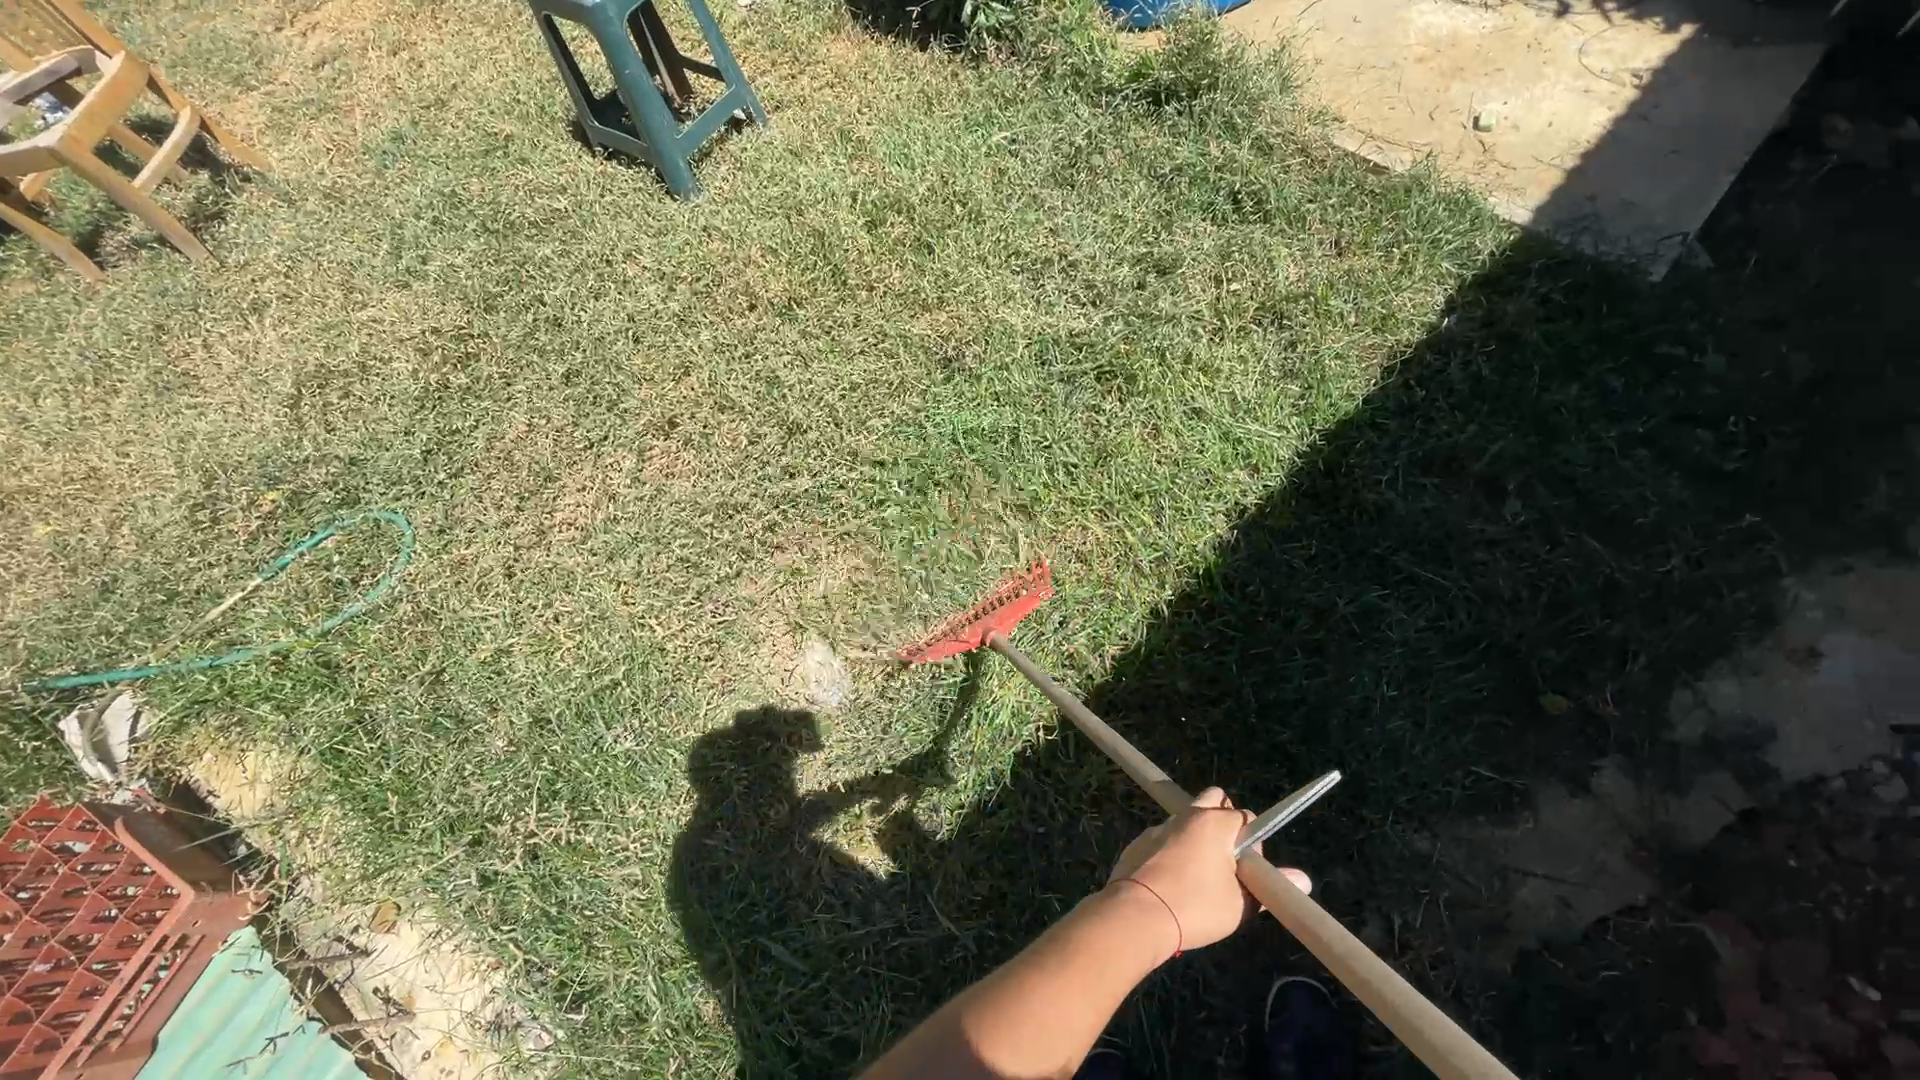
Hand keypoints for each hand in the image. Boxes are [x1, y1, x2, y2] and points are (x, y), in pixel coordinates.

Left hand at [1106, 787, 1312, 950]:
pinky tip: (1172, 882)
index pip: (1245, 816)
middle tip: (1226, 859)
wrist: (1136, 914)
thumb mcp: (1240, 903)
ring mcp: (1159, 827)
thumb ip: (1269, 889)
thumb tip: (1303, 880)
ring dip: (1196, 836)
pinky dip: (1172, 850)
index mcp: (1215, 823)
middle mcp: (1187, 815)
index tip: (1249, 868)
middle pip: (1213, 800)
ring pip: (1186, 819)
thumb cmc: (1196, 906)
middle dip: (1224, 819)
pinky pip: (1163, 838)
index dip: (1253, 841)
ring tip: (1199, 876)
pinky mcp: (1139, 842)